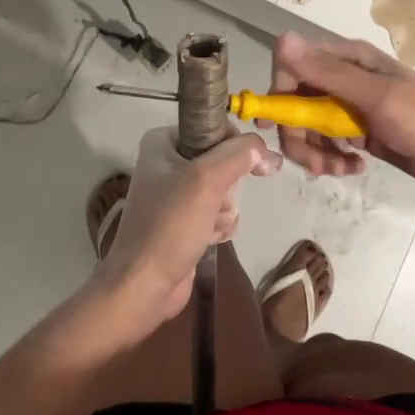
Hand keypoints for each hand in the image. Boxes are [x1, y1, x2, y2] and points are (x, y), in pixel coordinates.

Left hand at [96, 128, 281, 332]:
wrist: (144, 286)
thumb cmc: (169, 226)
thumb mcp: (206, 179)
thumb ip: (240, 155)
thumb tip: (270, 152)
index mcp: (161, 143)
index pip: (213, 127)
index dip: (234, 145)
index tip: (249, 164)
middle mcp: (166, 164)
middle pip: (222, 161)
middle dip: (228, 187)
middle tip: (217, 203)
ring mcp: (174, 195)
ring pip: (224, 190)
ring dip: (225, 210)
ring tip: (208, 226)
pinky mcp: (183, 223)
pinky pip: (217, 213)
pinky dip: (219, 226)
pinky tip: (209, 239)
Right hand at [269, 32, 414, 189]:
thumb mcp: (376, 97)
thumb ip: (327, 73)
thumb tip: (281, 39)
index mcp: (351, 58)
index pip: (294, 64)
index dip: (281, 93)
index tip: (277, 124)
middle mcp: (346, 77)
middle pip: (297, 100)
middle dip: (298, 133)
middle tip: (313, 162)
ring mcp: (352, 106)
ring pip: (309, 125)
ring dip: (315, 151)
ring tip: (338, 168)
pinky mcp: (358, 132)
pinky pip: (327, 142)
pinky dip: (332, 158)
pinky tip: (353, 167)